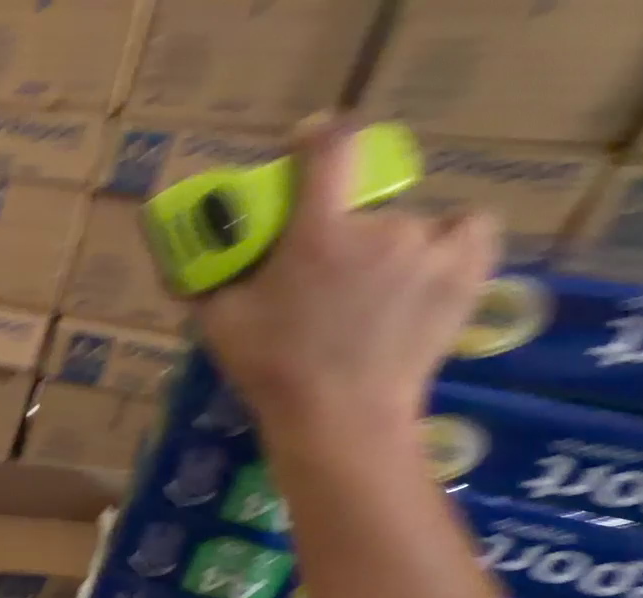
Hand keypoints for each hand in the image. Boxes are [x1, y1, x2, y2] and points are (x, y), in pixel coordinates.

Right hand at [197, 118, 501, 447]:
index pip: (328, 148)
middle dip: (341, 228)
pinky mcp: (469, 270)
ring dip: (387, 244)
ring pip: (408, 223)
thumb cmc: (272, 368)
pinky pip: (464, 230)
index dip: (316, 135)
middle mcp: (380, 228)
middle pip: (362, 204)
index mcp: (316, 234)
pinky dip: (446, 241)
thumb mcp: (218, 325)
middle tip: (322, 272)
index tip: (305, 142)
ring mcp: (432, 247)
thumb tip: (174, 264)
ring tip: (368, 287)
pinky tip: (422, 267)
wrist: (341, 416)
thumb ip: (202, 283)